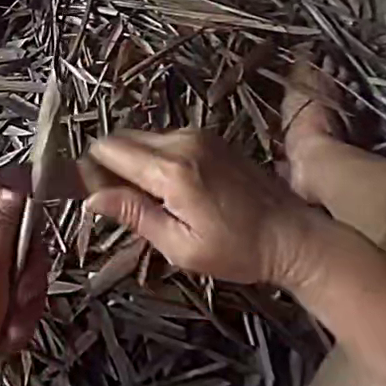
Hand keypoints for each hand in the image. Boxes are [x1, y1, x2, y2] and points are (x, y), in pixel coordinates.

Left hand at [0, 179, 47, 385]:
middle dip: (30, 268)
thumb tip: (16, 186)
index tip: (44, 216)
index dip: (28, 196)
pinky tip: (3, 334)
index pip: (3, 187)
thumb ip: (3, 222)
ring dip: (25, 300)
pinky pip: (22, 300)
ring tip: (6, 319)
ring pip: (27, 271)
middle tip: (17, 288)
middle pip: (23, 234)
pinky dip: (19, 319)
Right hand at [82, 129, 331, 289]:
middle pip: (121, 137)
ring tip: (153, 197)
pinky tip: (173, 187)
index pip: (108, 149)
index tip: (97, 192)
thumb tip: (91, 197)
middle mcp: (180, 141)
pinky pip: (163, 138)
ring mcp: (196, 134)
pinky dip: (155, 157)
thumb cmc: (238, 251)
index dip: (93, 168)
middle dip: (112, 163)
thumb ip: (134, 215)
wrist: (295, 237)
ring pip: (141, 137)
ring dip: (134, 160)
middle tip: (122, 199)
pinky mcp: (207, 135)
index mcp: (171, 171)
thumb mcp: (180, 247)